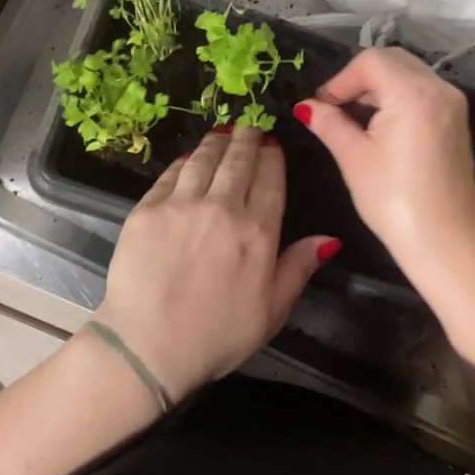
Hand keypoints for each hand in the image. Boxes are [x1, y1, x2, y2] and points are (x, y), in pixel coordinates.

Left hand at [94, 128, 335, 401]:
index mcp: (258, 232)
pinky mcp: (145, 211)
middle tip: (248, 127)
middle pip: (237, 161)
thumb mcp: (271, 311)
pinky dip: (183, 163)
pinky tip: (188, 159)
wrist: (149, 347)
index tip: (272, 144)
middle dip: (246, 139)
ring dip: (215, 143)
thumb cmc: (217, 336)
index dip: (272, 157)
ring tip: (222, 133)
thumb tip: (329, 238)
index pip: (270, 180)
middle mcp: (221, 207)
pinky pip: (169, 176)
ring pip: (202, 160)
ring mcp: (180, 205)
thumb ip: (298, 267)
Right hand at [293, 48, 474, 273]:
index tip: (321, 106)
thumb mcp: (354, 159)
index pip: (370, 61)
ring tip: (354, 120)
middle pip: (392, 60)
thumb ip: (329, 124)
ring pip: (409, 75)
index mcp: (414, 92)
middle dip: (359, 79)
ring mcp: (453, 104)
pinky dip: (398, 98)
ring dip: (378, 88)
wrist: (445, 241)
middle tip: (335, 109)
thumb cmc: (394, 201)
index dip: (339, 80)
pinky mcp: (457, 122)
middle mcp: (440, 88)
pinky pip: (423, 93)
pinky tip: (381, 128)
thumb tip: (306, 106)